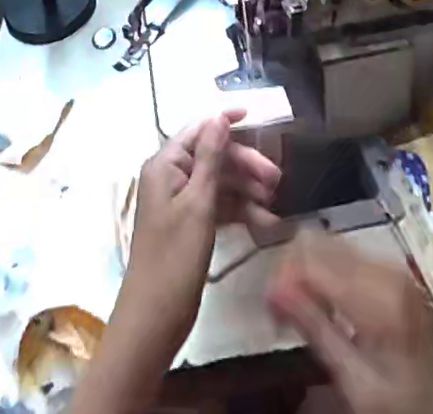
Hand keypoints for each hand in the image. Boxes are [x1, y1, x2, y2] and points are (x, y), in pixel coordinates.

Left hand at [71, 112, 278, 413]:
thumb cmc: (175, 257)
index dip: (225, 121)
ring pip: (219, 182)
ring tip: (274, 202)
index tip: (255, 116)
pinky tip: (264, 222)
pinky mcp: (190, 224)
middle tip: (276, 179)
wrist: (155, 317)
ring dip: (246, 189)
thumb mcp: (198, 203)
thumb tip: (219, 117)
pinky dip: (239, 211)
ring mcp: (180, 201)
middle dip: (244, 164)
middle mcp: (170, 176)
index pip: (198, 129)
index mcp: (165, 164)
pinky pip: (218, 206)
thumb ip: (210, 158)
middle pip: (212, 156)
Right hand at [267, 231, 432, 413]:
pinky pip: (344, 253)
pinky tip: (325, 305)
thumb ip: (316, 330)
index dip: (281, 276)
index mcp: (375, 293)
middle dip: (291, 269)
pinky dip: (325, 271)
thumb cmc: (411, 405)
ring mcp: (390, 265)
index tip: (270, 311)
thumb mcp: (359, 384)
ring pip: (327, 241)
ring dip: (306, 269)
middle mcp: (382, 267)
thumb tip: (272, 288)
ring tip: (300, 310)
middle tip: (281, 312)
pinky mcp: (392, 271)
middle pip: (315, 239)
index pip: (307, 252)